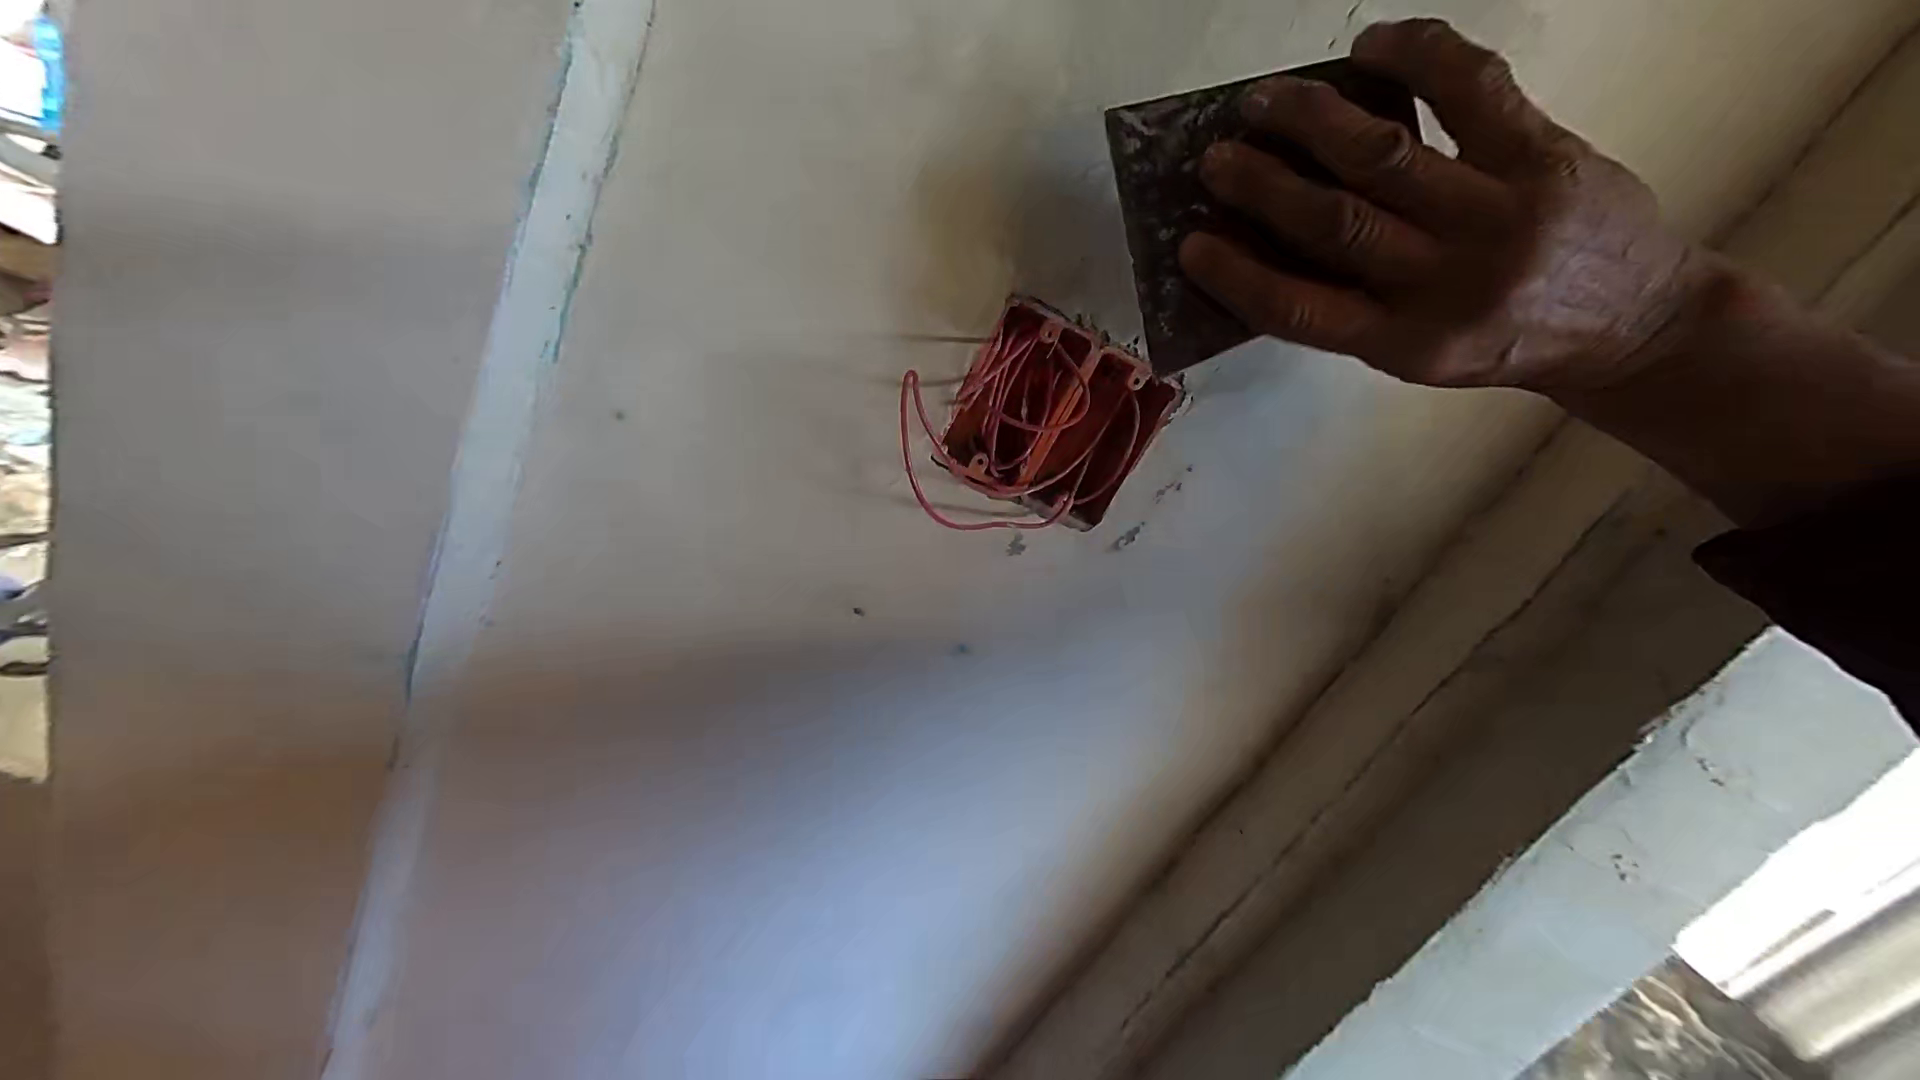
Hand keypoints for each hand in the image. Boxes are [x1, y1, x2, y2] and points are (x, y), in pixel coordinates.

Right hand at [1178, 18, 1703, 393]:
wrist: (1630, 323)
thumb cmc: (1496, 347)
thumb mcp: (1411, 353)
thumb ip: (1349, 311)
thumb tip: (1275, 254)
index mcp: (1401, 342)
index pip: (1300, 309)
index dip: (1238, 277)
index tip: (1191, 246)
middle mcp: (1444, 282)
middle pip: (1335, 224)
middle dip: (1264, 186)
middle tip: (1215, 158)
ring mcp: (1497, 214)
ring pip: (1387, 156)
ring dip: (1314, 121)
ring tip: (1264, 99)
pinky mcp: (1545, 154)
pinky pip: (1474, 90)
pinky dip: (1419, 57)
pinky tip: (1370, 43)